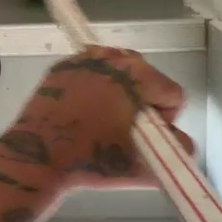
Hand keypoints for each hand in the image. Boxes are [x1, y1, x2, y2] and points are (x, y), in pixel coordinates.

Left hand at [0, 46, 190, 192]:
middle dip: (143, 101)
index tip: (148, 136)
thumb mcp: (146, 164)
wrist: (38, 155)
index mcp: (137, 75)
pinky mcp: (60, 67)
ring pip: (117, 71)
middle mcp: (112, 57)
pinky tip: (83, 111)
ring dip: (119, 91)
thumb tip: (182, 143)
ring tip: (105, 120)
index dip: (167, 119)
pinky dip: (93, 86)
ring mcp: (82, 59)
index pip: (172, 93)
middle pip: (146, 77)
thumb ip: (177, 152)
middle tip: (127, 129)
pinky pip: (90, 71)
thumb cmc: (94, 158)